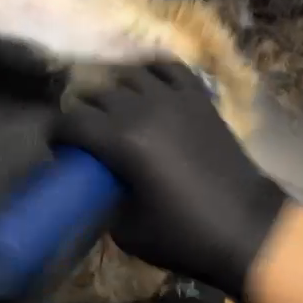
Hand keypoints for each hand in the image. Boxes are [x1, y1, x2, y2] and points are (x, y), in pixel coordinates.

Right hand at [52, 60, 287, 298]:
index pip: (72, 120)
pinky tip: (148, 84)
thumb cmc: (185, 235)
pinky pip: (169, 67)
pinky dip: (153, 71)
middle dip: (84, 113)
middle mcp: (144, 108)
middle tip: (86, 135)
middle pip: (98, 94)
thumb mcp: (127, 230)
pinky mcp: (199, 97)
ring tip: (116, 111)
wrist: (245, 228)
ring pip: (130, 75)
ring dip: (116, 92)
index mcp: (122, 140)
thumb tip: (94, 184)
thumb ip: (103, 198)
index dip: (57, 133)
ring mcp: (174, 97)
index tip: (57, 146)